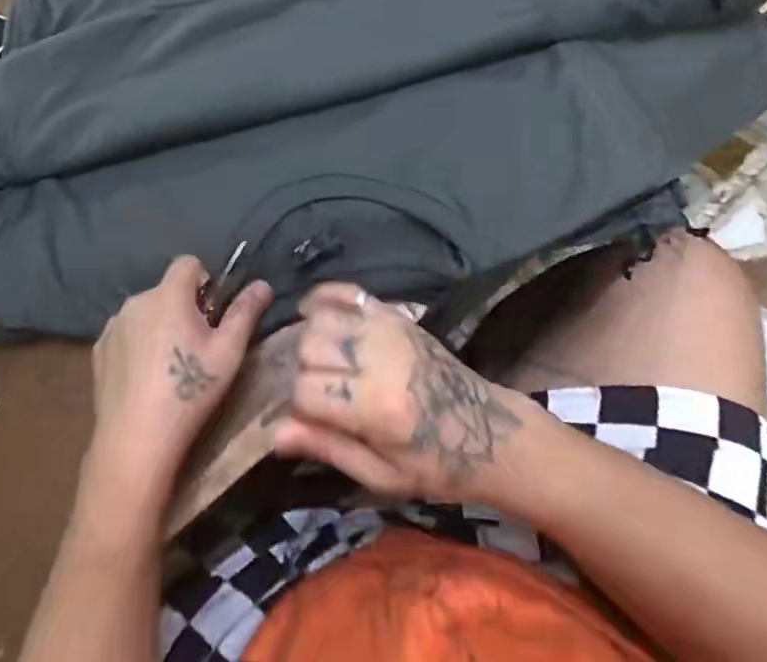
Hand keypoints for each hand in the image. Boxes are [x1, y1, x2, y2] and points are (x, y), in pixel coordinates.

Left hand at [88, 256, 273, 486]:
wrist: (136, 438)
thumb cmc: (190, 391)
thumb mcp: (228, 353)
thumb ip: (245, 313)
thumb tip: (263, 284)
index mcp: (168, 294)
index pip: (187, 263)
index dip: (204, 281)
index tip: (212, 314)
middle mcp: (136, 300)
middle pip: (166, 290)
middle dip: (182, 308)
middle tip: (196, 347)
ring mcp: (113, 325)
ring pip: (144, 313)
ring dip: (158, 326)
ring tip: (169, 368)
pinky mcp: (98, 349)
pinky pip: (124, 334)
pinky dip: (136, 345)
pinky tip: (145, 380)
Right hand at [271, 283, 539, 504]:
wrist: (492, 433)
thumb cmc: (435, 465)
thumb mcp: (381, 476)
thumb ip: (326, 448)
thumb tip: (274, 433)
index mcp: (377, 408)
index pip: (305, 390)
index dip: (300, 406)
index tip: (314, 418)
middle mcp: (380, 360)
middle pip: (308, 347)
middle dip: (304, 370)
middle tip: (322, 389)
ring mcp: (389, 330)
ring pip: (320, 318)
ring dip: (311, 339)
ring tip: (324, 360)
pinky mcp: (395, 315)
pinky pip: (345, 291)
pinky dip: (323, 298)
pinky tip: (315, 313)